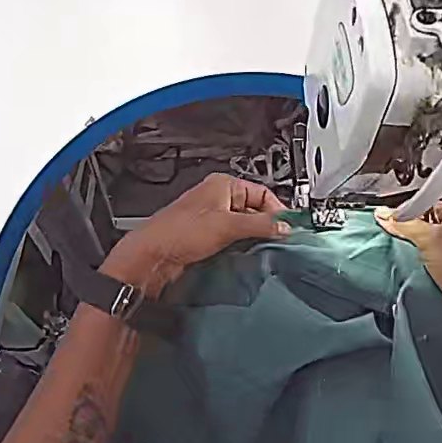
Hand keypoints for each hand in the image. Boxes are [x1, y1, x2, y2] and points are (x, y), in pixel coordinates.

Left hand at [102, 174, 288, 295]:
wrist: (152, 257)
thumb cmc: (177, 232)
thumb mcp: (227, 225)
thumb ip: (260, 225)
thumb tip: (284, 225)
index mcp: (223, 185)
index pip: (262, 192)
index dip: (278, 209)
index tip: (290, 225)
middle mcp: (218, 199)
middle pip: (256, 210)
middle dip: (267, 225)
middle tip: (280, 239)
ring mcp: (213, 219)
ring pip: (246, 226)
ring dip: (255, 237)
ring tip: (264, 248)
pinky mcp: (209, 237)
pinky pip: (235, 239)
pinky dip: (244, 246)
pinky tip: (248, 255)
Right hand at [375, 202, 441, 321]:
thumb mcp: (434, 240)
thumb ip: (407, 225)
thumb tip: (386, 215)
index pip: (423, 204)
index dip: (403, 212)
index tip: (384, 220)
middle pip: (419, 226)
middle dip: (403, 236)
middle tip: (392, 242)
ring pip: (418, 249)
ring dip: (408, 256)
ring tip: (402, 261)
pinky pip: (421, 267)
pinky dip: (413, 271)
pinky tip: (408, 274)